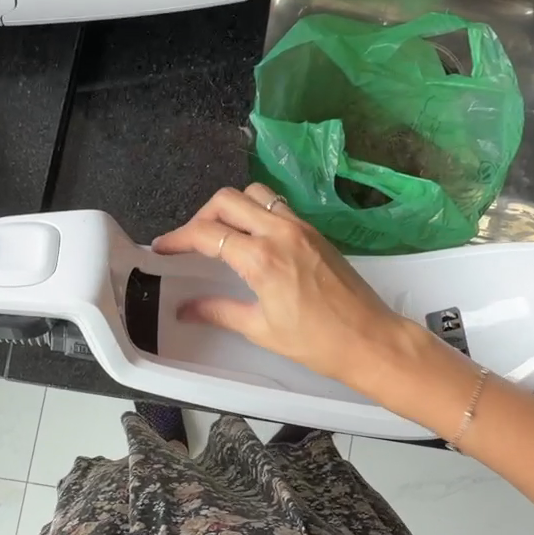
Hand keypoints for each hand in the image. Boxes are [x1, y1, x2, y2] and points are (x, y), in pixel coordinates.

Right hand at [151, 184, 444, 397]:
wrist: (370, 339)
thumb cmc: (317, 342)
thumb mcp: (261, 329)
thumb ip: (219, 311)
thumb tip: (186, 308)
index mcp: (262, 259)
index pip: (207, 234)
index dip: (178, 238)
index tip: (163, 248)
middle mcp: (279, 232)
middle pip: (227, 199)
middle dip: (201, 215)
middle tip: (191, 241)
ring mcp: (300, 226)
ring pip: (254, 193)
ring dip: (231, 206)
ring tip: (221, 233)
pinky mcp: (315, 230)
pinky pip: (277, 205)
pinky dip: (256, 210)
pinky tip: (252, 236)